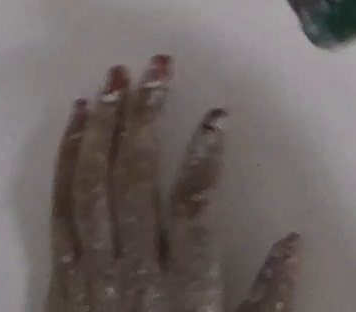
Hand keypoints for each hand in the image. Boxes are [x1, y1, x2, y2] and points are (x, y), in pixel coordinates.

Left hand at [44, 56, 300, 311]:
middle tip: (157, 66)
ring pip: (94, 182)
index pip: (194, 207)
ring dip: (105, 123)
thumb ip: (269, 300)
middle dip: (146, 115)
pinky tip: (78, 116)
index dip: (206, 155)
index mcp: (183, 289)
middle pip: (136, 179)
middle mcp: (134, 271)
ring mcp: (92, 269)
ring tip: (116, 77)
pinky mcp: (61, 273)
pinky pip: (61, 205)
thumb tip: (294, 241)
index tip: (218, 114)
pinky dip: (68, 155)